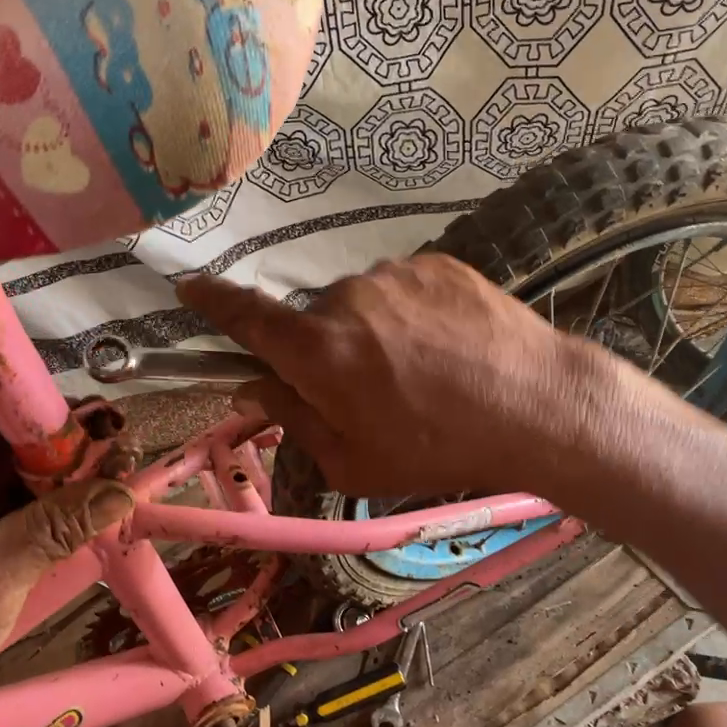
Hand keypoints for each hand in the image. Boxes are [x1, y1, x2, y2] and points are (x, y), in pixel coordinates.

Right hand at [178, 255, 603, 496]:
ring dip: (375, 334)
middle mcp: (348, 299)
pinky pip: (405, 290)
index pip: (246, 316)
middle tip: (372, 392)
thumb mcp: (354, 462)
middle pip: (315, 322)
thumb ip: (294, 419)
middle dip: (327, 352)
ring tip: (424, 373)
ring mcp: (397, 274)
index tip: (188, 287)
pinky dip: (413, 316)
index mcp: (317, 350)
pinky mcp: (440, 264)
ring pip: (363, 305)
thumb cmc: (439, 449)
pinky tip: (449, 349)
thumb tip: (252, 388)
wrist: (539, 408)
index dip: (212, 303)